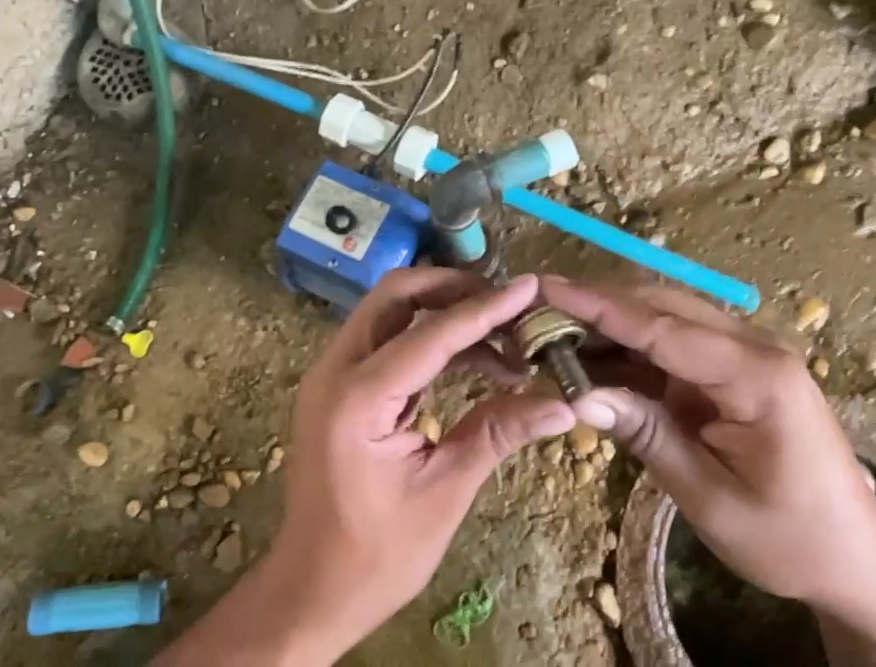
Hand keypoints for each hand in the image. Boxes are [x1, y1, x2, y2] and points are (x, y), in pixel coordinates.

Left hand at [155, 269, 572, 665]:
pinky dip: (429, 338)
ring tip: (504, 336)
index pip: (429, 333)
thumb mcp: (444, 492)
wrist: (312, 589)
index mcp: (357, 398)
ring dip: (443, 311)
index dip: (484, 309)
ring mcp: (332, 375)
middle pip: (396, 296)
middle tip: (510, 304)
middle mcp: (335, 370)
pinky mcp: (340, 387)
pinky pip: (387, 340)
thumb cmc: (376, 553)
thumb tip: (563, 405)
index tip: (529, 287)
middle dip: (454, 289)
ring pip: (389, 312)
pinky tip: (474, 360)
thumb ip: (498, 434)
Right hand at [542, 279, 875, 666]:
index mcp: (756, 374)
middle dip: (598, 306)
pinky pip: (676, 350)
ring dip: (611, 327)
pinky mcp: (736, 375)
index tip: (544, 287)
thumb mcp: (710, 496)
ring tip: (552, 332)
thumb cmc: (790, 538)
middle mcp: (754, 349)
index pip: (661, 327)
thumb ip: (647, 434)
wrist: (854, 562)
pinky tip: (591, 361)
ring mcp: (746, 358)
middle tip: (536, 308)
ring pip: (666, 322)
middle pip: (662, 309)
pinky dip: (632, 353)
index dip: (597, 307)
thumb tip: (579, 396)